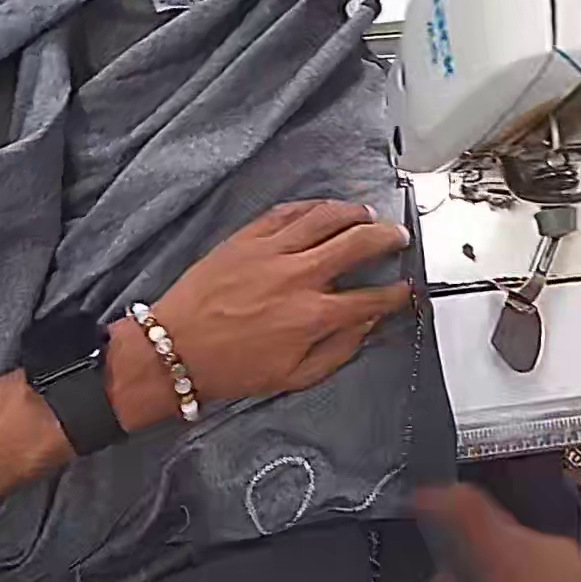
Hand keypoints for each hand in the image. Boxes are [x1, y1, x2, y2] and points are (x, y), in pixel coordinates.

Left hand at [105, 200, 411, 428]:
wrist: (175, 349)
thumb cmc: (231, 367)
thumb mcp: (294, 376)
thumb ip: (338, 350)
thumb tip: (366, 326)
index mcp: (312, 316)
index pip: (371, 298)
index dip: (396, 293)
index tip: (405, 290)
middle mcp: (298, 277)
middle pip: (358, 243)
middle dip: (387, 238)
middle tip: (397, 238)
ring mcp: (271, 252)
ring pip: (326, 217)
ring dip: (354, 212)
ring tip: (367, 215)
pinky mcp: (247, 238)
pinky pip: (287, 211)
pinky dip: (312, 206)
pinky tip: (324, 208)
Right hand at [419, 485, 580, 581]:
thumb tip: (441, 581)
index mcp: (507, 562)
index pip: (467, 501)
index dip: (437, 495)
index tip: (420, 499)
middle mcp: (538, 550)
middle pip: (486, 518)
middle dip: (463, 538)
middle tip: (452, 569)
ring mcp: (562, 558)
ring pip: (509, 536)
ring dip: (490, 556)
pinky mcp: (576, 570)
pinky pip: (531, 552)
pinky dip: (513, 567)